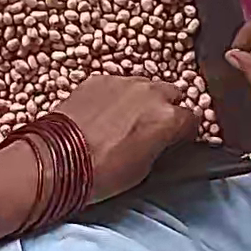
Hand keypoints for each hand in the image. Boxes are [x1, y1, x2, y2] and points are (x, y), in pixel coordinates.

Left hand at [53, 75, 196, 201]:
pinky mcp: (97, 79)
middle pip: (170, 95)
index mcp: (167, 117)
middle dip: (165, 109)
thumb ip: (160, 146)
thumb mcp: (144, 169)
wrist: (58, 157)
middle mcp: (149, 93)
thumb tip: (160, 141)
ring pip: (143, 86)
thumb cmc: (102, 171)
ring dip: (140, 100)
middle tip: (151, 128)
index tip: (176, 139)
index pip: (192, 119)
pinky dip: (115, 96)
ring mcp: (121, 82)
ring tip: (124, 120)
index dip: (184, 132)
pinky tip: (103, 113)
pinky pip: (116, 85)